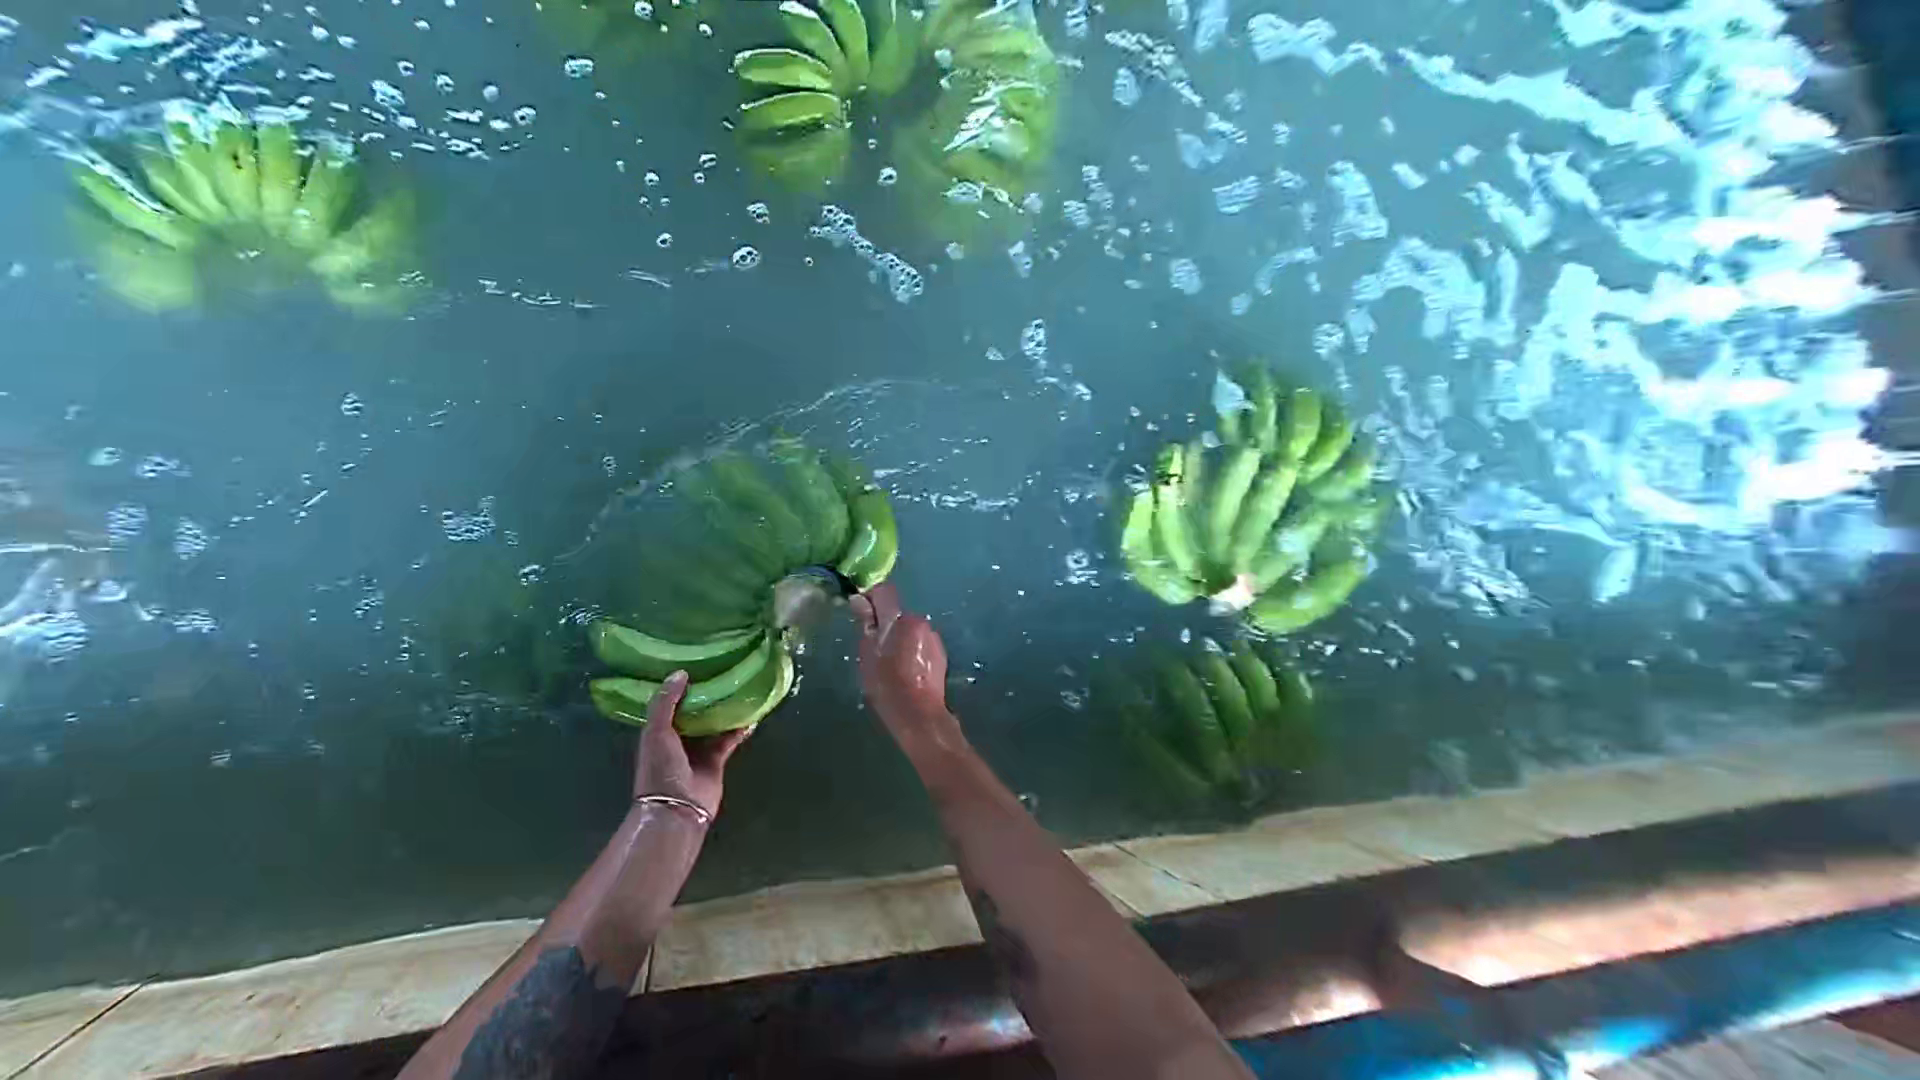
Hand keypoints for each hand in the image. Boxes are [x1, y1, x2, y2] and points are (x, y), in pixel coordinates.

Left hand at [633, 671, 752, 819]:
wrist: (678, 807)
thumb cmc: (661, 768)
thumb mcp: (656, 732)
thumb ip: (665, 703)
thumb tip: (681, 673)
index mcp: (658, 730)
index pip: (669, 702)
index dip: (680, 685)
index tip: (695, 665)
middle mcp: (677, 737)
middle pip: (693, 711)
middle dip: (706, 695)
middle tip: (723, 672)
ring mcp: (698, 749)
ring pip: (713, 723)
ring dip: (725, 710)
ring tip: (740, 689)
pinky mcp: (717, 759)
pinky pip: (729, 738)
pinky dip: (739, 729)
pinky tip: (751, 716)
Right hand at [849, 583, 965, 757]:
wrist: (919, 715)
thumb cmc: (887, 685)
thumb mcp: (868, 655)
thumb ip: (866, 624)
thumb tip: (859, 600)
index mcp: (901, 620)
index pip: (884, 592)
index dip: (870, 598)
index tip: (860, 613)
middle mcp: (920, 622)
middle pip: (897, 613)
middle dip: (885, 624)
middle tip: (872, 648)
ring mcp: (933, 637)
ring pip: (909, 629)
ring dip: (899, 638)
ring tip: (889, 663)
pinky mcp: (940, 653)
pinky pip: (920, 643)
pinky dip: (911, 650)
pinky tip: (905, 670)